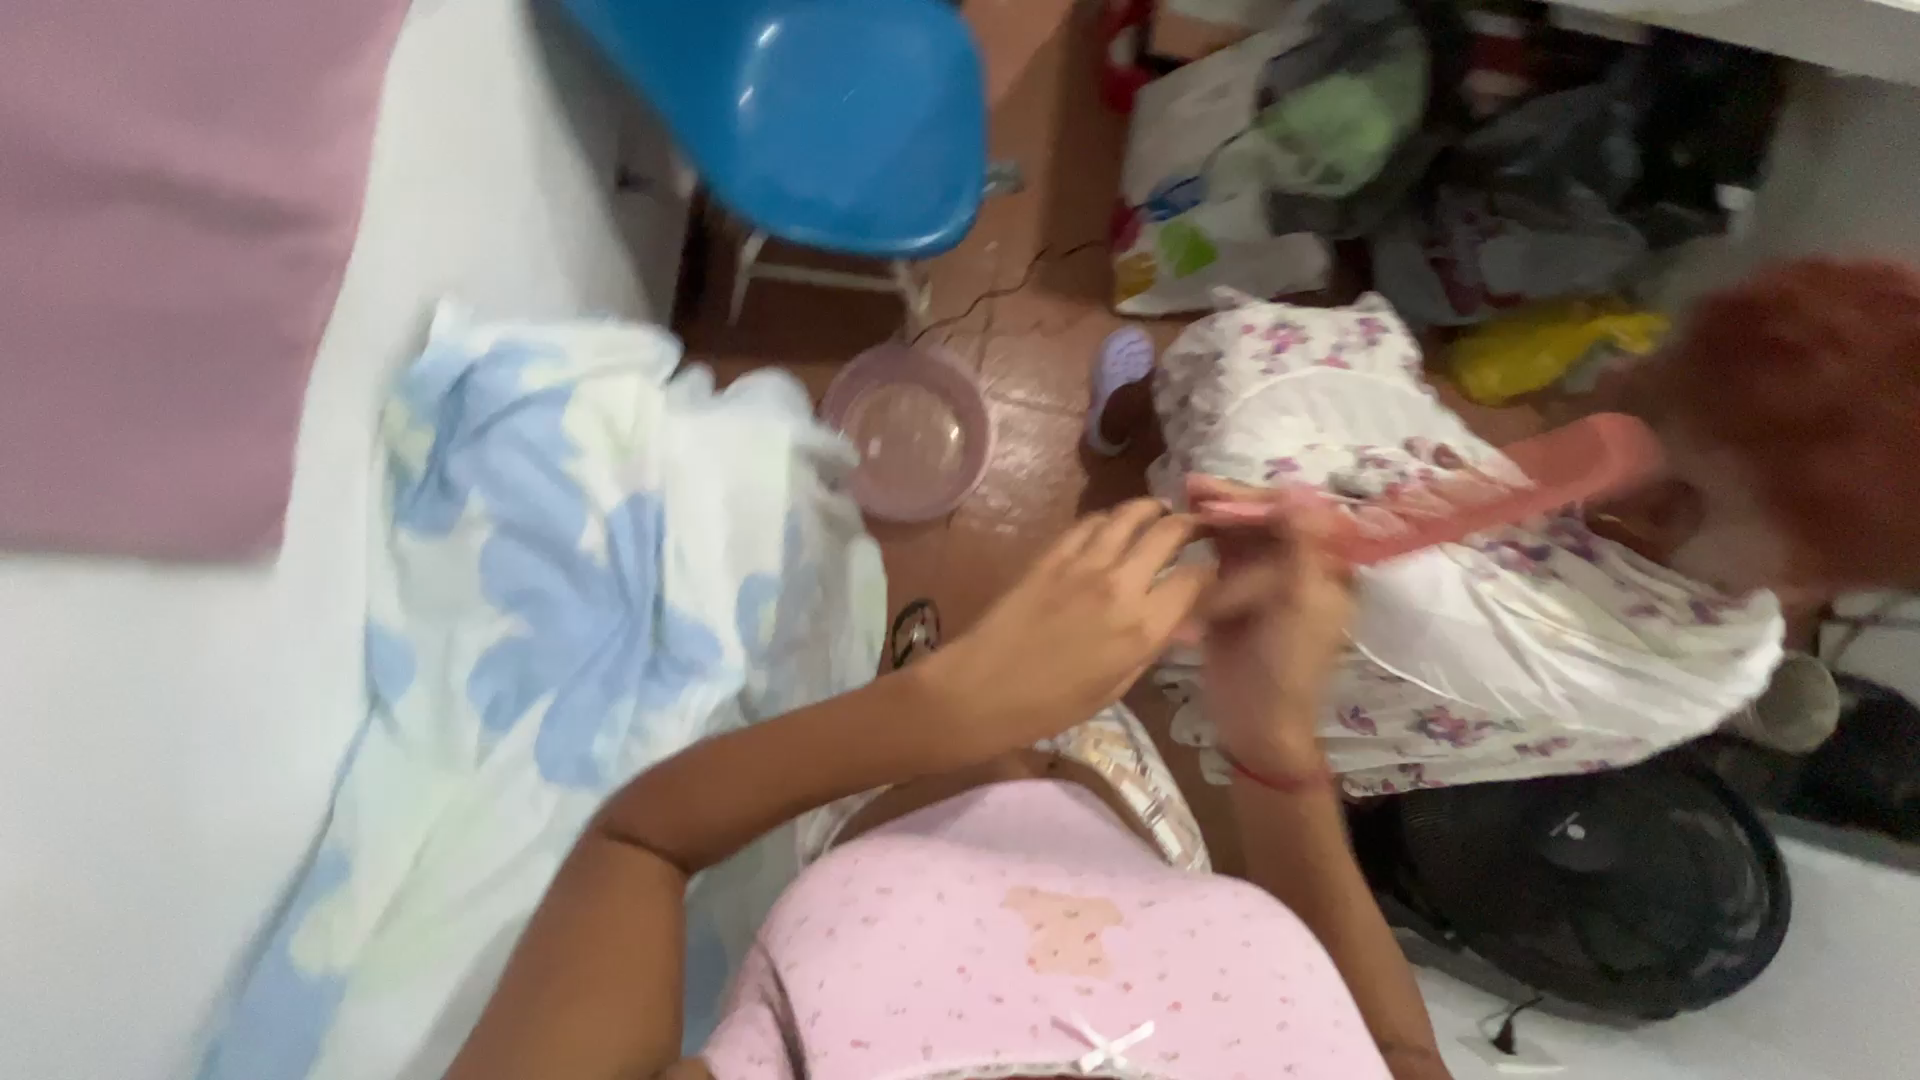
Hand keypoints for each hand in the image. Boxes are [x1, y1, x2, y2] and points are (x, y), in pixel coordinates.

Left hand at [919, 498, 1212, 765]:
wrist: (982, 689)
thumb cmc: (1052, 705)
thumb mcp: (1116, 687)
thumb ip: (1152, 646)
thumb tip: (1181, 619)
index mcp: (1143, 628)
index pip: (1195, 578)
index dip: (1211, 570)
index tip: (1212, 570)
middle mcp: (1121, 585)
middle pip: (1169, 533)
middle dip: (1191, 526)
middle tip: (1197, 527)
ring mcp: (1083, 564)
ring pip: (1130, 515)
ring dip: (1152, 509)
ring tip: (1161, 512)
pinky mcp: (1051, 555)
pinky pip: (1089, 523)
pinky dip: (1109, 518)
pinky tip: (1114, 525)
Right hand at [1190, 477, 1354, 773]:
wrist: (1255, 719)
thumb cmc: (1287, 665)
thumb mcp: (1299, 604)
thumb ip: (1300, 546)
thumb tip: (1299, 490)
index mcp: (1328, 567)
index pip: (1299, 515)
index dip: (1262, 500)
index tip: (1225, 495)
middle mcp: (1298, 565)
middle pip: (1266, 519)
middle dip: (1232, 501)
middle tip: (1193, 486)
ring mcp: (1264, 578)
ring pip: (1241, 533)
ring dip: (1215, 513)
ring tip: (1184, 494)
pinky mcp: (1234, 592)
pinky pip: (1221, 555)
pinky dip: (1203, 537)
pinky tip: (1183, 522)